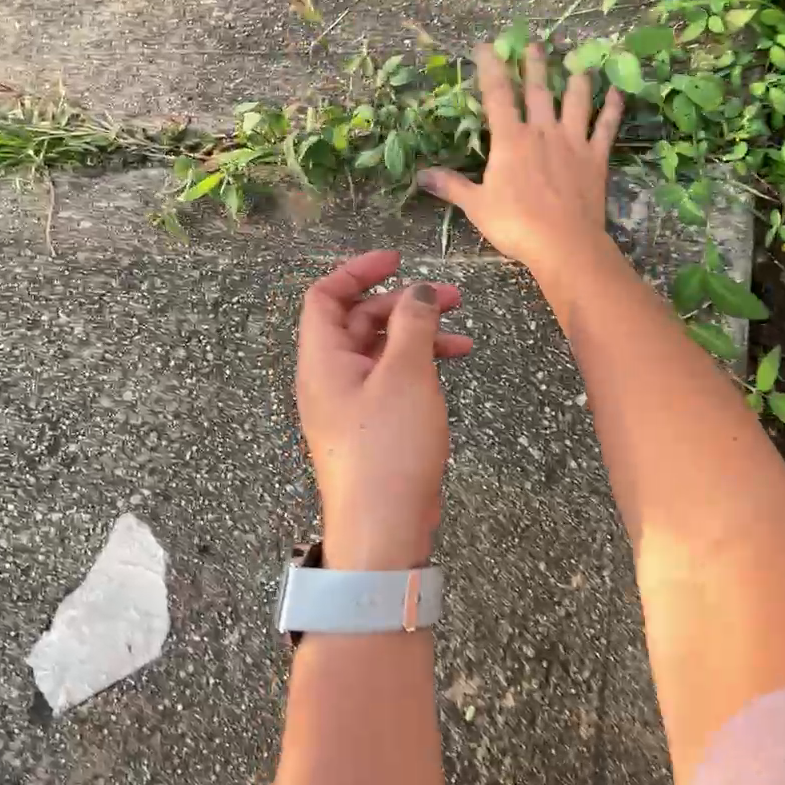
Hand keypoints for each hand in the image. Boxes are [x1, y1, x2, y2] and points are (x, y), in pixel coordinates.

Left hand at [295, 250, 471, 569]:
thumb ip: (412, 323)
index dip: (358, 270)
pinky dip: (421, 364)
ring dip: (419, 334)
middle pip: (359, 321)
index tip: (399, 259)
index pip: (325, 297)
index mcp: (323, 361)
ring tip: (462, 336)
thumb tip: (418, 290)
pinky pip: (394, 378)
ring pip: (382, 350)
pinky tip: (452, 366)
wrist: (385, 525)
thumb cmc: (389, 445)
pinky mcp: (374, 425)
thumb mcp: (405, 374)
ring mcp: (352, 403)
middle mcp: (331, 378)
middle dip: (405, 303)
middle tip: (452, 298)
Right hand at [417, 43, 622, 284]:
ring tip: (579, 61)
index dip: (491, 68)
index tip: (486, 46)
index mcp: (511, 140)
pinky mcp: (596, 159)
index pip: (497, 95)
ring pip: (576, 102)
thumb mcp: (477, 206)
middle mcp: (543, 132)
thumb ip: (451, 186)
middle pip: (538, 90)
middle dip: (535, 65)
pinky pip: (606, 127)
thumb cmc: (516, 225)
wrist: (564, 243)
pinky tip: (618, 93)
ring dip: (577, 80)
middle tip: (536, 43)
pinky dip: (613, 109)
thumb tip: (421, 176)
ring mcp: (573, 143)